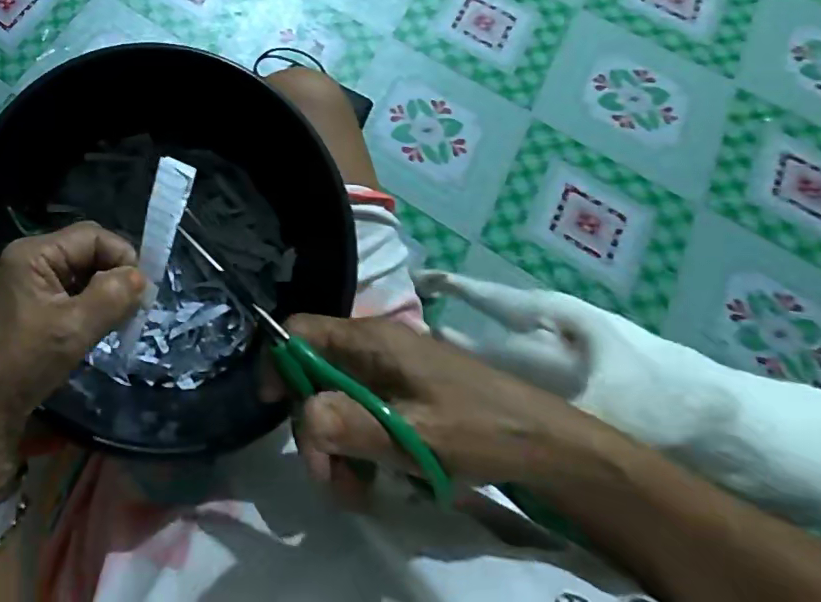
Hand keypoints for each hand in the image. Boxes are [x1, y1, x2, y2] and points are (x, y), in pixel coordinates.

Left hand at [0, 222, 146, 437]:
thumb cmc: (26, 362)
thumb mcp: (75, 328)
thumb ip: (112, 296)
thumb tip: (141, 278)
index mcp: (34, 253)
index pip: (93, 236)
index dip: (121, 257)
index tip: (139, 290)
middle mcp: (31, 257)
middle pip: (89, 249)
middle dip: (115, 273)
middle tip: (134, 304)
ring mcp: (31, 278)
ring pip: (84, 269)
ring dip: (106, 289)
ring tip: (122, 315)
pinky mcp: (35, 299)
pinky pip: (74, 286)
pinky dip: (93, 300)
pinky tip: (103, 321)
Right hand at [264, 315, 599, 497]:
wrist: (543, 441)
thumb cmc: (478, 429)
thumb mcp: (413, 435)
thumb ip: (352, 425)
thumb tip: (299, 415)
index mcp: (369, 340)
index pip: (299, 331)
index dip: (279, 365)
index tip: (276, 413)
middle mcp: (371, 346)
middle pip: (312, 372)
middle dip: (312, 425)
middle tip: (332, 479)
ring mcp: (387, 368)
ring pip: (334, 396)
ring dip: (335, 443)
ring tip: (357, 490)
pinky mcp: (401, 391)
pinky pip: (360, 410)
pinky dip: (358, 443)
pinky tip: (375, 477)